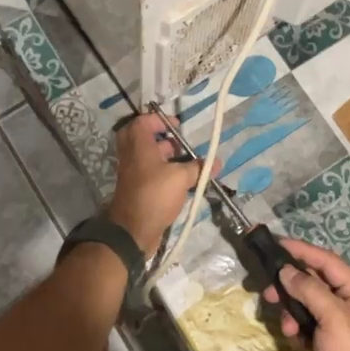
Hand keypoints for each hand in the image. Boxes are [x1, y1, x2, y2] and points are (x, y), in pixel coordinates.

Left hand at [108, 111, 200, 252]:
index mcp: (138, 145)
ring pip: (148, 157)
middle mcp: (132, 156)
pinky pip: (150, 173)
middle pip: (142, 138)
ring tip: (188, 164)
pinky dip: (164, 173)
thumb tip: (217, 162)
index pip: (142, 121)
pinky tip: (183, 182)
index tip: (177, 126)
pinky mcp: (137, 189)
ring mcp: (133, 173)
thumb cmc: (155, 195)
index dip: (159, 120)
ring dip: (166, 157)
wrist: (133, 231)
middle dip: (162, 138)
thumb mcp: (181, 178)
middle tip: (179, 145)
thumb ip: (199, 168)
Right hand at [262, 239, 349, 350]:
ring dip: (291, 309)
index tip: (277, 243)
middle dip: (291, 284)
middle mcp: (347, 303)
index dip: (302, 251)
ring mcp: (335, 323)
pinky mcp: (323, 341)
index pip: (327, 261)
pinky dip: (295, 327)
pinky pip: (303, 323)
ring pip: (305, 303)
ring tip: (285, 323)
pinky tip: (293, 339)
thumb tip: (286, 271)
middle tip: (268, 287)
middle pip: (313, 281)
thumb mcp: (333, 318)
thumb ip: (309, 290)